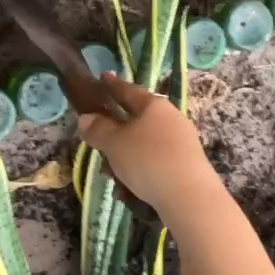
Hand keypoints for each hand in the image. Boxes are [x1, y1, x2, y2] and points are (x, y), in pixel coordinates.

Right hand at [77, 73, 220, 210]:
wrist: (189, 196)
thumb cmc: (147, 161)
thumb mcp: (115, 144)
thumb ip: (98, 129)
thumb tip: (85, 118)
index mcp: (154, 106)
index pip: (128, 90)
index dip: (112, 85)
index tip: (103, 77)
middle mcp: (170, 119)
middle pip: (136, 120)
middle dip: (114, 134)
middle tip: (97, 145)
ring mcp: (180, 142)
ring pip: (143, 145)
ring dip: (124, 159)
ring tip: (112, 178)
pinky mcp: (185, 164)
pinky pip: (154, 163)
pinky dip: (139, 172)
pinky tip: (128, 191)